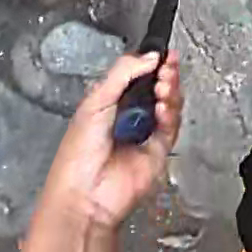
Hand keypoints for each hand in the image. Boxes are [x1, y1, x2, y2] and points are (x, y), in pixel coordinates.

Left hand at [36, 51, 183, 231]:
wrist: (84, 197)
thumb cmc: (78, 153)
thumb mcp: (95, 102)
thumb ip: (123, 73)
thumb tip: (152, 55)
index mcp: (112, 101)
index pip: (139, 74)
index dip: (152, 62)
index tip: (162, 53)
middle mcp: (132, 114)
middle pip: (160, 84)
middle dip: (167, 73)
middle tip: (167, 67)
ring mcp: (147, 130)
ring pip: (170, 101)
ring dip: (170, 90)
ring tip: (163, 86)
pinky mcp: (159, 148)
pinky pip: (173, 125)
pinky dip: (171, 113)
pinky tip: (162, 108)